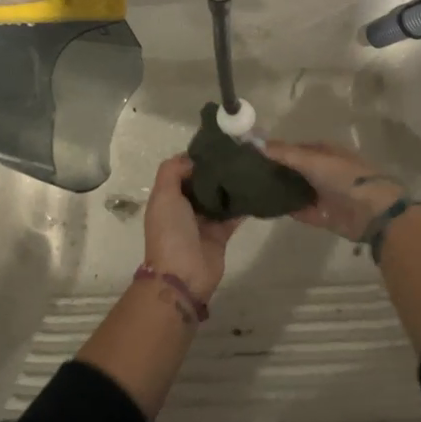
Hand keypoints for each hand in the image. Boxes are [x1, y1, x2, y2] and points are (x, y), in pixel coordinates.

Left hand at [143, 155, 242, 300]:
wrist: (183, 275)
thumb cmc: (170, 232)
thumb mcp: (163, 196)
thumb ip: (172, 171)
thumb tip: (192, 159)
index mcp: (167, 197)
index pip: (181, 170)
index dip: (196, 159)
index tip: (217, 146)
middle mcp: (183, 207)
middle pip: (201, 183)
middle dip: (216, 170)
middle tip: (239, 154)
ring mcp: (202, 222)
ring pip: (218, 198)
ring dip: (230, 186)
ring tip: (250, 167)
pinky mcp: (220, 234)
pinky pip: (233, 216)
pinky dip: (243, 206)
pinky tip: (256, 190)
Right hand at [265, 140, 406, 241]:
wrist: (372, 212)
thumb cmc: (344, 178)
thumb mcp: (312, 160)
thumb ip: (284, 153)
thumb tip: (255, 143)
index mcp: (325, 152)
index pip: (295, 148)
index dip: (276, 150)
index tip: (252, 155)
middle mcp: (323, 171)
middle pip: (294, 170)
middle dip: (276, 172)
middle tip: (248, 175)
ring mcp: (324, 194)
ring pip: (296, 190)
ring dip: (280, 190)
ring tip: (252, 191)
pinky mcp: (323, 215)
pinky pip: (300, 210)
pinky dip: (287, 209)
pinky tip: (267, 208)